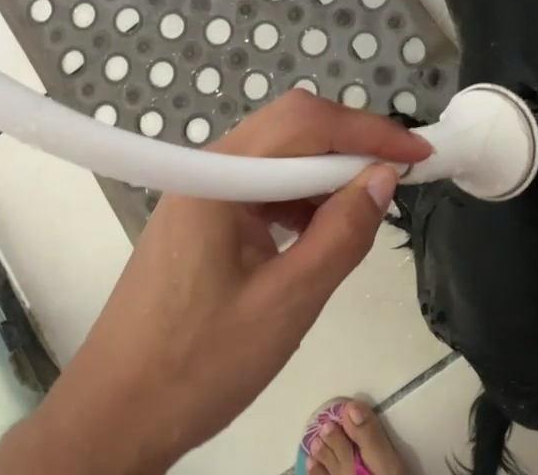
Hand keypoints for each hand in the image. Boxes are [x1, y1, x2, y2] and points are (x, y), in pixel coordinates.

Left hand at [0, 91, 431, 473]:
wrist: (116, 414)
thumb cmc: (199, 365)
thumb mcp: (287, 304)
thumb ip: (341, 234)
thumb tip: (385, 178)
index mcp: (218, 178)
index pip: (306, 123)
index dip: (369, 131)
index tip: (421, 154)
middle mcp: (207, 168)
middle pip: (290, 124)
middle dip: (350, 143)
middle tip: (399, 177)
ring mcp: (200, 190)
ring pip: (278, 153)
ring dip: (325, 172)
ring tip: (365, 209)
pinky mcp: (201, 215)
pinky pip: (261, 185)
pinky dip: (299, 197)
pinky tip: (319, 230)